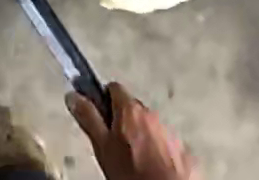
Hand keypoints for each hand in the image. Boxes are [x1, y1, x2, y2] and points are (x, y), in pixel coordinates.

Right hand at [68, 83, 198, 179]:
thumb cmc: (133, 175)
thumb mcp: (102, 147)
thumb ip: (88, 117)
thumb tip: (73, 95)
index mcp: (130, 108)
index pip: (112, 87)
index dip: (103, 100)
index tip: (99, 115)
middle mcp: (152, 114)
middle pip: (132, 108)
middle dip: (123, 120)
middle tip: (114, 144)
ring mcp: (171, 133)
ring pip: (150, 127)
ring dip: (142, 136)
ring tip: (134, 160)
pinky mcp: (185, 153)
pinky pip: (167, 144)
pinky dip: (160, 151)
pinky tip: (153, 168)